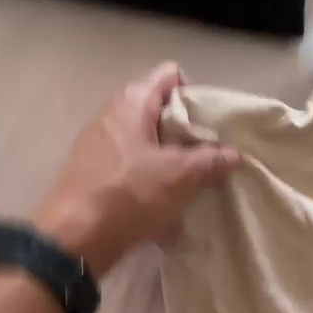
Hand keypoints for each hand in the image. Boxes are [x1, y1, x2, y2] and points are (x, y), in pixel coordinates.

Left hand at [32, 62, 239, 275]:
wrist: (76, 235)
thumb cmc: (129, 194)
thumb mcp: (179, 176)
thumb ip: (210, 161)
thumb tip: (235, 154)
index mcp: (132, 103)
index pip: (170, 76)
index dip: (196, 95)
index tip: (214, 125)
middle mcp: (113, 115)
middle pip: (160, 110)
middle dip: (187, 131)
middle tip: (211, 157)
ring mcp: (102, 145)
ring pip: (148, 142)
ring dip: (172, 158)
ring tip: (194, 182)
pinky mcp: (97, 174)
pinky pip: (135, 167)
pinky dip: (154, 178)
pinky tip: (168, 202)